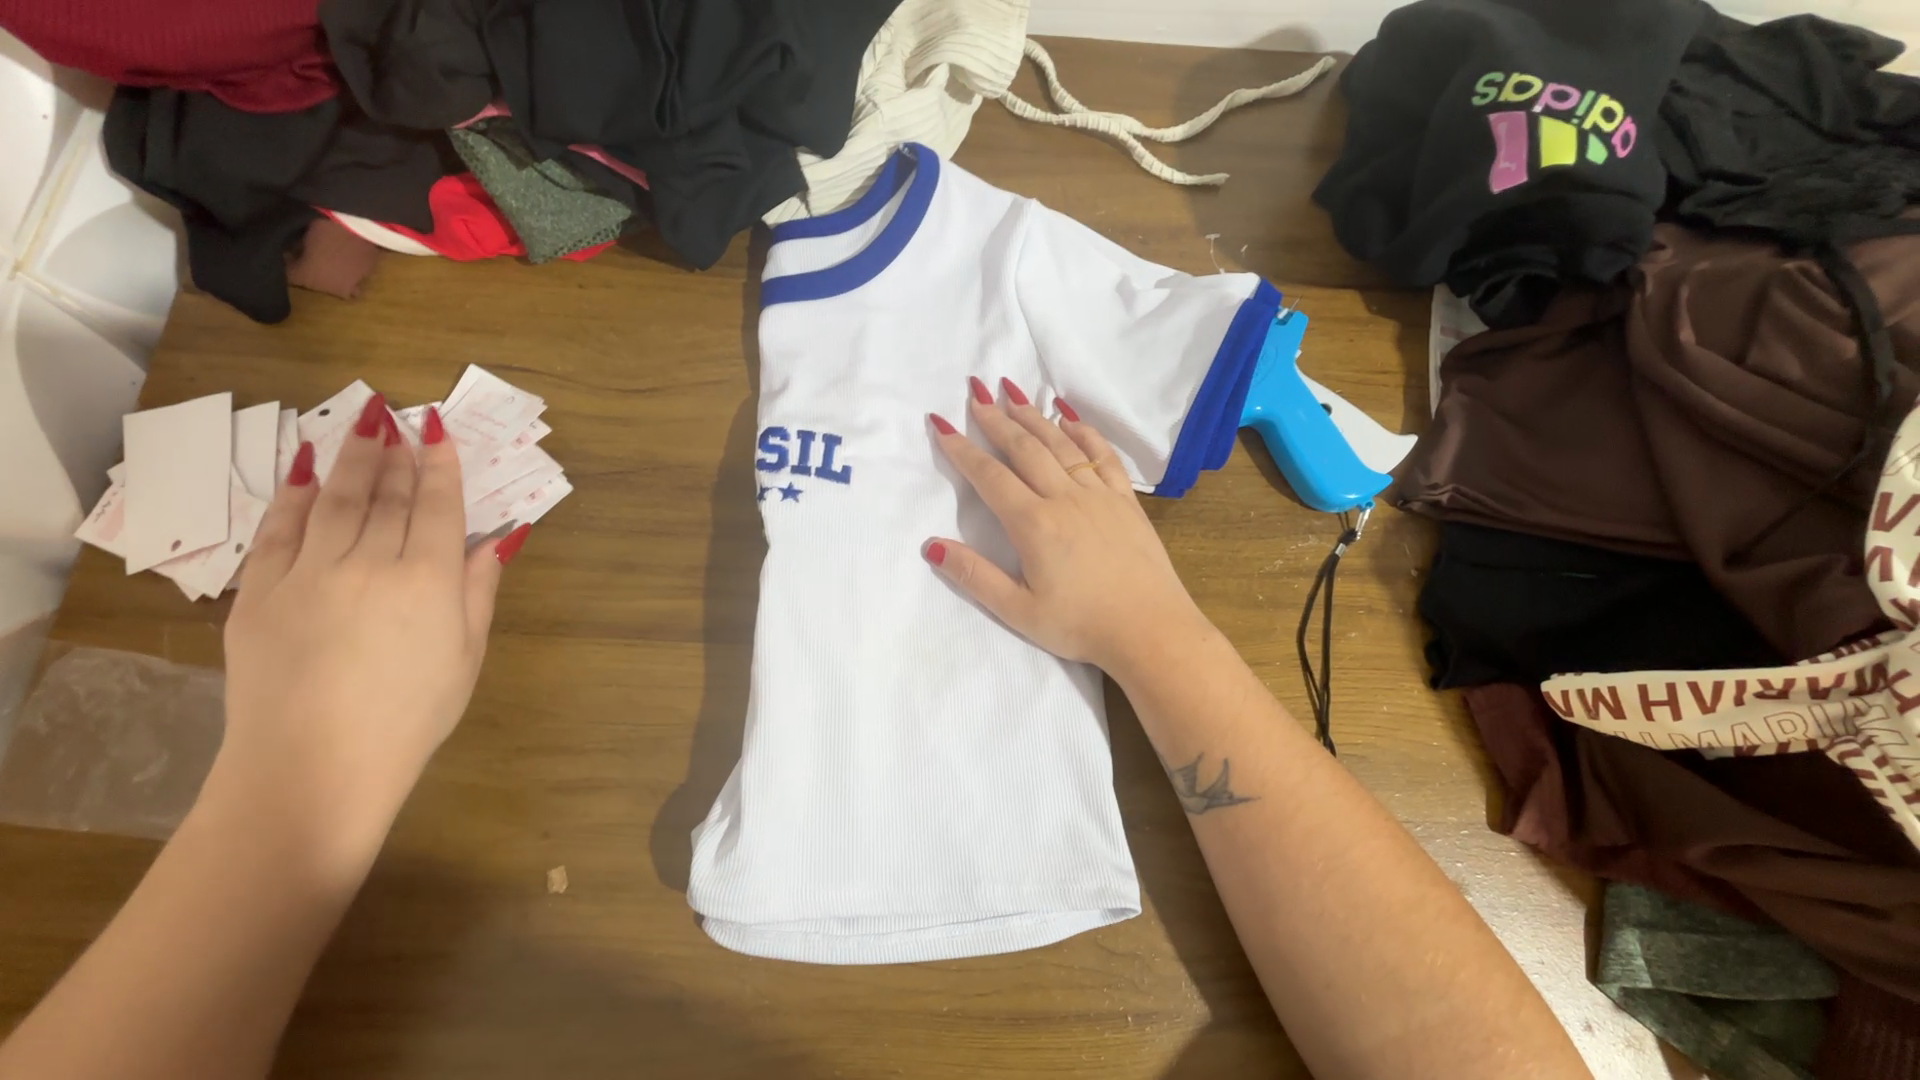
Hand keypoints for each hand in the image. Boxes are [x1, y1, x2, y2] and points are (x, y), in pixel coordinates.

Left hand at [215, 394, 526, 862]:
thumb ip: (480, 590)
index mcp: (429, 580)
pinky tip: (304, 468)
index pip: (439, 506)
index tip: (438, 427)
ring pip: (336, 500)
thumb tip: (500, 539)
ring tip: (361, 423)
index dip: (441, 463)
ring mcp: (309, 573)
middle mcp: (370, 563)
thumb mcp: (467, 655)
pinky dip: (293, 494)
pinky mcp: (260, 591)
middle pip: (388, 495)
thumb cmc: (413, 714)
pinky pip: (278, 530)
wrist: (315, 764)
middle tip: (398, 414)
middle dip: (397, 451)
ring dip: (352, 458)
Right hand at [924, 377, 1212, 675]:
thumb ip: (975, 576)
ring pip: (1061, 445)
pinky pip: (1102, 456)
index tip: (942, 423)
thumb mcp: (1018, 611)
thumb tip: (932, 546)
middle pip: (1024, 449)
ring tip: (1013, 393)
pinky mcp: (1126, 501)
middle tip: (977, 393)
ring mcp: (1099, 496)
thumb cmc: (1081, 626)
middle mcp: (1065, 499)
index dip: (962, 449)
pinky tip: (1070, 417)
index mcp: (1034, 525)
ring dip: (1034, 416)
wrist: (1151, 631)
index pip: (990, 477)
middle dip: (997, 419)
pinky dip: (1084, 432)